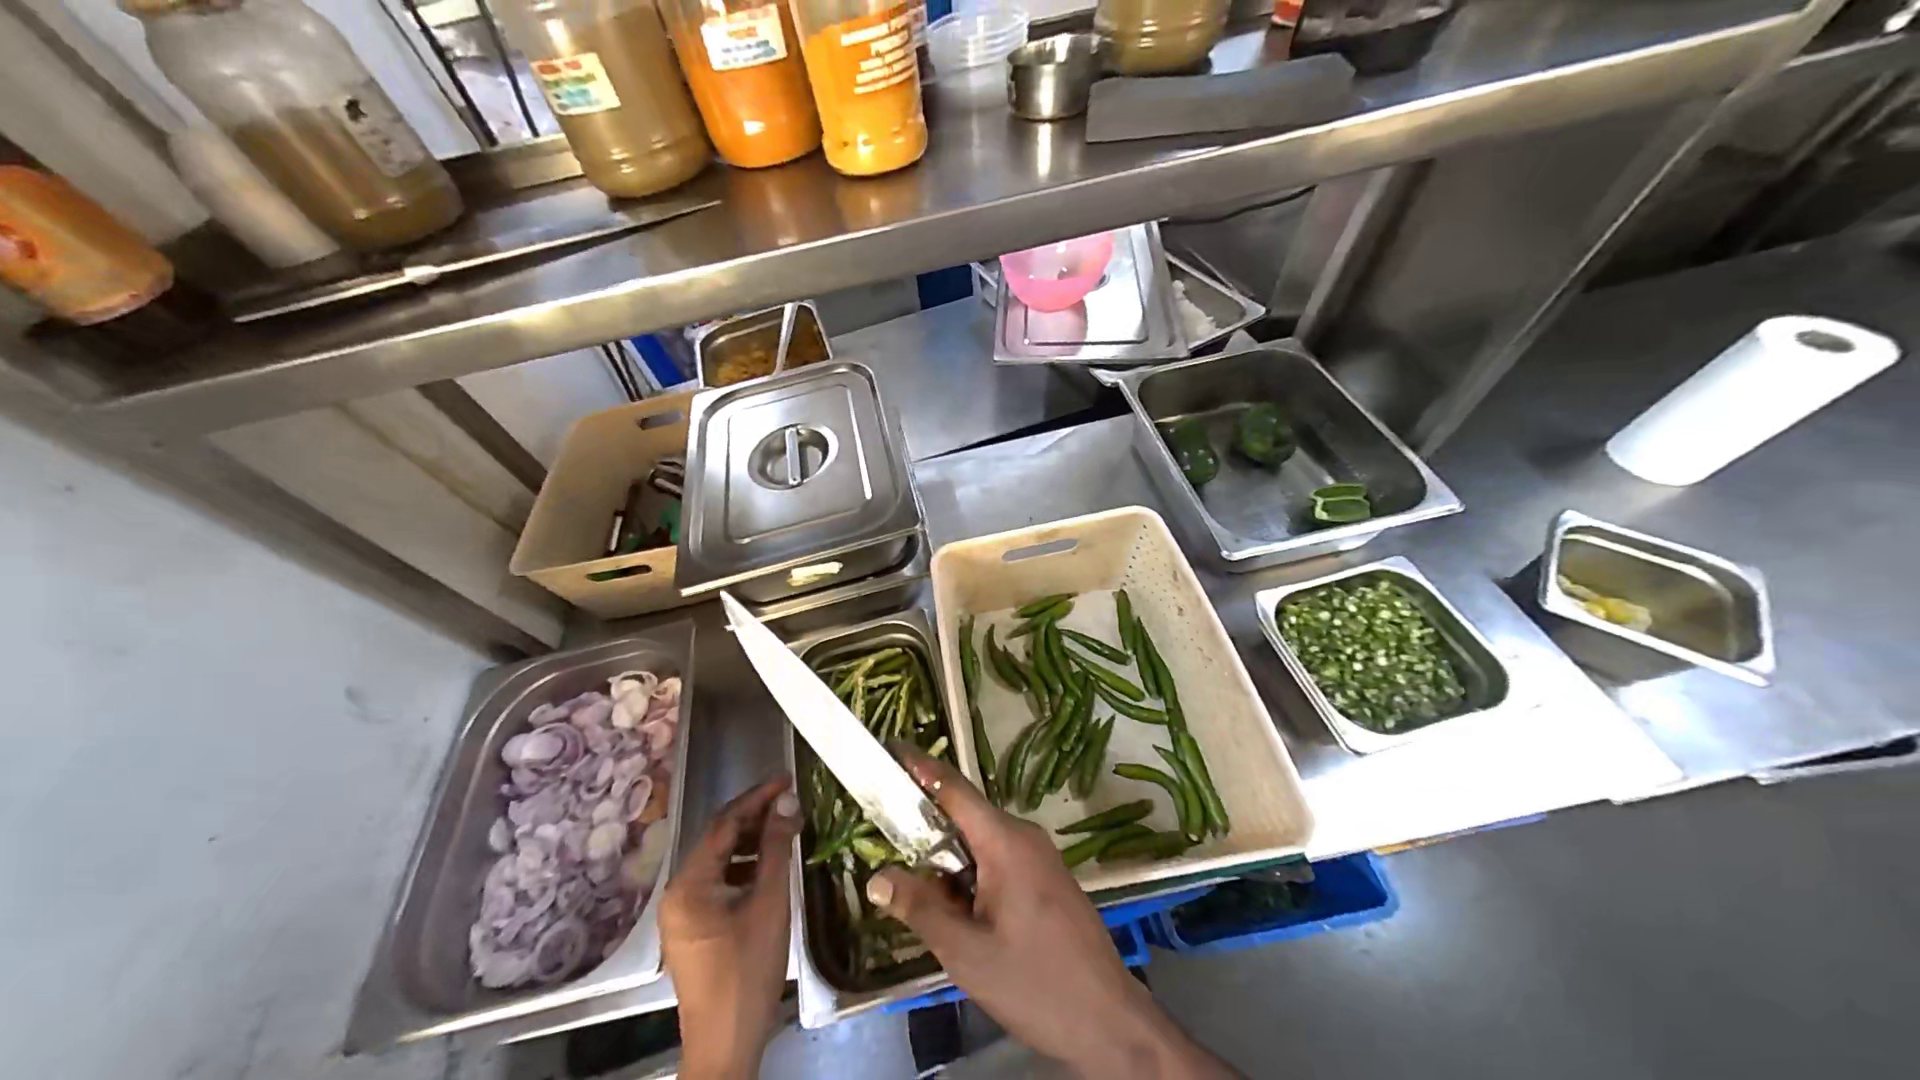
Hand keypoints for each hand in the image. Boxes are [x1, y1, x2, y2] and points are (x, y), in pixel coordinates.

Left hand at [661, 775, 798, 1079]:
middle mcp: (677, 892)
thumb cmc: (748, 969)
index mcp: (689, 883)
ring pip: (719, 862)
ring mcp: (682, 913)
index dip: (757, 798)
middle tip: (790, 801)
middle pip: (718, 841)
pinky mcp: (693, 929)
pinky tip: (769, 867)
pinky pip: (718, 884)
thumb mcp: (769, 902)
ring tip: (785, 828)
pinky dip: (744, 869)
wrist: (726, 1041)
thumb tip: (786, 802)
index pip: (724, 824)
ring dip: (751, 843)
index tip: (786, 780)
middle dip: (754, 818)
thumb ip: (776, 847)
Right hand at [869, 750, 1238, 1078]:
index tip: (890, 749)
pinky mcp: (1047, 879)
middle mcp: (1024, 837)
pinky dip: (972, 876)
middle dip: (926, 832)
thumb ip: (920, 908)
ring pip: (980, 843)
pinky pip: (999, 861)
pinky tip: (962, 916)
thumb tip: (877, 879)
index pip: (954, 789)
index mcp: (1005, 842)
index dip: (919, 767)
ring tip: (924, 900)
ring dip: (949, 863)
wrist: (1108, 1022)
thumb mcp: (966, 952)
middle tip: (890, 852)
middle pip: (964, 817)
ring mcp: (1040, 857)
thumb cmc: (1034, 984)